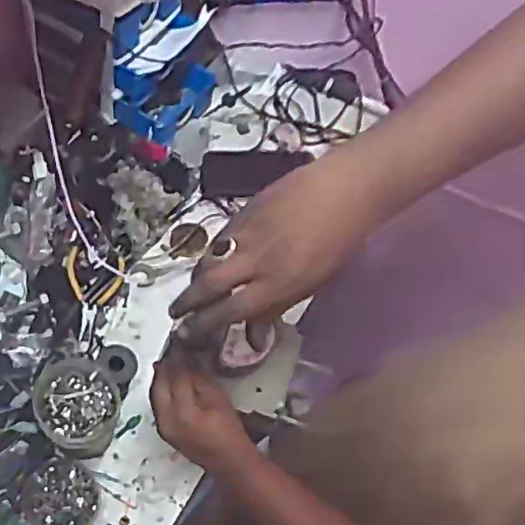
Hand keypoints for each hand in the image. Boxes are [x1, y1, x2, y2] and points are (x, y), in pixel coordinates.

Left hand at [149, 352, 256, 473]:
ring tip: (168, 362)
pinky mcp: (163, 429)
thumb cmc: (230, 432)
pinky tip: (168, 381)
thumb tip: (188, 359)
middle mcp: (168, 420)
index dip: (178, 358)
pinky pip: (157, 404)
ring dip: (161, 377)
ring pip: (155, 394)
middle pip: (159, 384)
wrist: (227, 460)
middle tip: (170, 350)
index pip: (176, 376)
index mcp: (184, 412)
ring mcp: (162, 426)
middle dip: (165, 365)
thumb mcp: (218, 399)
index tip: (179, 344)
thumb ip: (200, 378)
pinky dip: (161, 390)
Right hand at [170, 155, 383, 337]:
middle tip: (176, 314)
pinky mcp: (243, 212)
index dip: (203, 326)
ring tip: (193, 291)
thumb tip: (252, 337)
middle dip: (187, 303)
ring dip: (195, 280)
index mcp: (277, 284)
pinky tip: (213, 262)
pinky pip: (217, 240)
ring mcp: (246, 234)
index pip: (227, 312)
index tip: (189, 335)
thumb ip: (275, 309)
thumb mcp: (310, 284)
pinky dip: (210, 255)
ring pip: (207, 262)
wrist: (347, 187)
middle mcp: (256, 261)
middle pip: (208, 287)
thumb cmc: (338, 242)